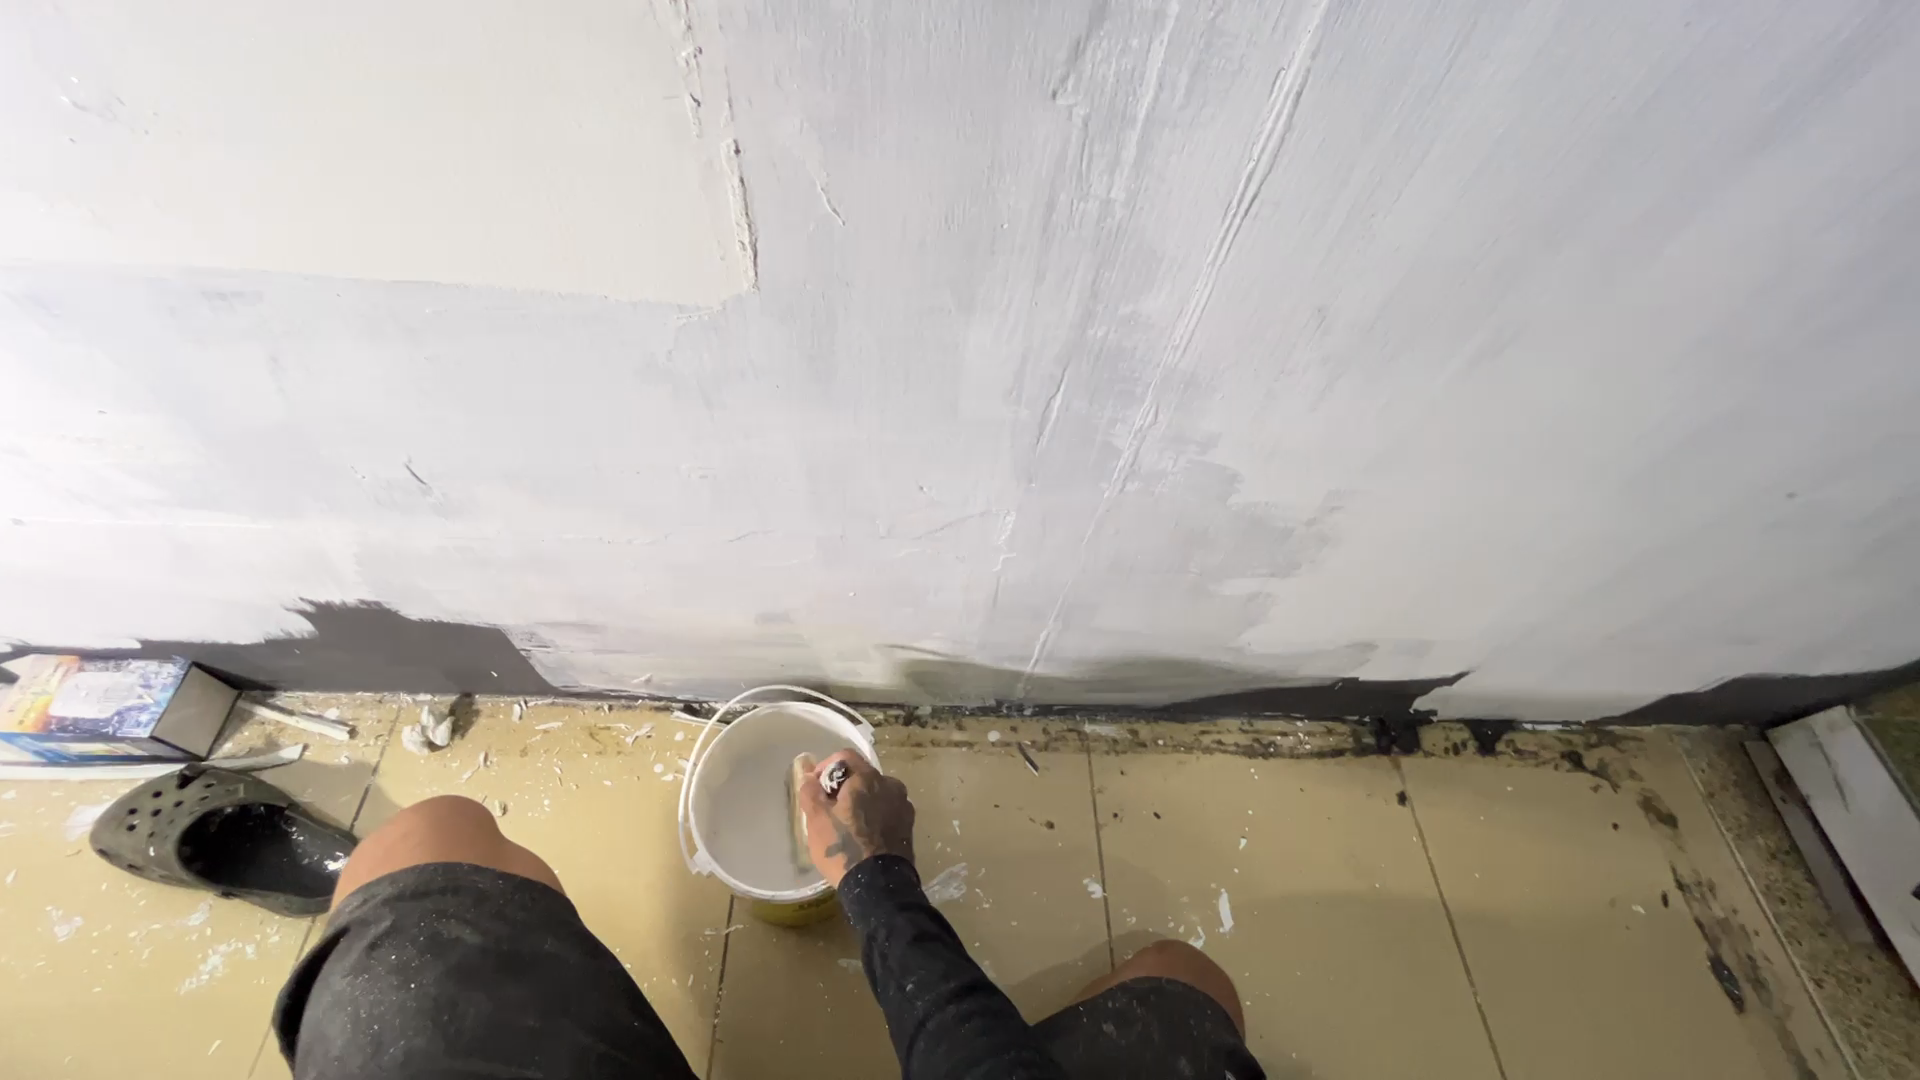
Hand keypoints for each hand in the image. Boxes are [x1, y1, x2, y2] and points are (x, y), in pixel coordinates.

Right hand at [800, 749, 914, 887]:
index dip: (826, 767)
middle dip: (844, 786)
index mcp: (868, 777)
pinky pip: (888, 810)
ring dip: (861, 801)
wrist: (879, 885)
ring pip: (877, 793)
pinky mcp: (909, 824)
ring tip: (847, 824)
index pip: (845, 756)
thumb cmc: (844, 848)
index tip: (815, 786)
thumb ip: (811, 792)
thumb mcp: (816, 820)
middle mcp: (890, 784)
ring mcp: (903, 804)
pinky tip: (865, 835)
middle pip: (862, 774)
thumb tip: (809, 777)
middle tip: (829, 808)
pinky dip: (875, 815)